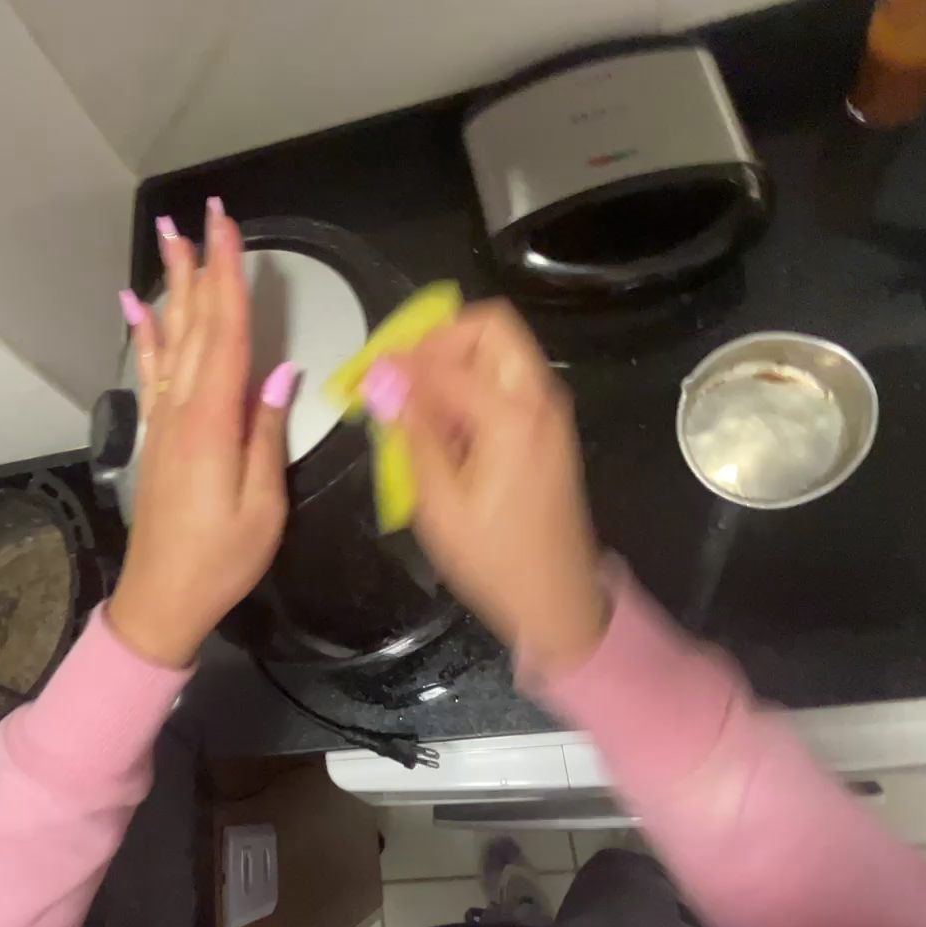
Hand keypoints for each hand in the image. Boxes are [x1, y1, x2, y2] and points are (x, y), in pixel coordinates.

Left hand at [109, 199, 299, 667]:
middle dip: (198, 266)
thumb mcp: (262, 504)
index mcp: (213, 422)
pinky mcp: (157, 434)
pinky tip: (137, 307)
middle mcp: (182, 409)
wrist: (162, 597)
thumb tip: (279, 373)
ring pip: (170, 339)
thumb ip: (265, 433)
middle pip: (194, 324)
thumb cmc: (222, 558)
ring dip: (172, 287)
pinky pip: (150, 373)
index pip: (226, 333)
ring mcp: (164, 420)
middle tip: (195, 216)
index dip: (228, 276)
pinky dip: (145, 335)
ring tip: (167, 242)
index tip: (227, 229)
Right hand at [371, 301, 605, 672]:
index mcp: (512, 417)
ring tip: (420, 406)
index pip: (446, 362)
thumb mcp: (440, 503)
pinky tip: (447, 426)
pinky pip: (508, 379)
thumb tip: (382, 381)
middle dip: (440, 340)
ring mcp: (549, 411)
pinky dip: (473, 383)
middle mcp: (538, 400)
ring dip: (456, 361)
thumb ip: (413, 433)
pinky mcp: (548, 426)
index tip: (367, 374)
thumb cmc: (494, 560)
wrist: (557, 598)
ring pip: (500, 349)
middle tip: (404, 375)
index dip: (401, 362)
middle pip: (491, 327)